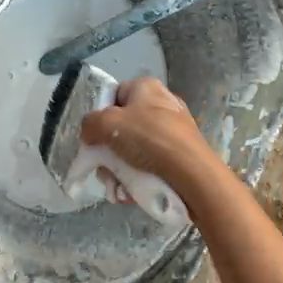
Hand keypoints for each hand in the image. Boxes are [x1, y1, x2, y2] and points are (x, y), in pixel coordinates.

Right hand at [79, 77, 220, 190]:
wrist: (193, 175)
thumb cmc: (149, 139)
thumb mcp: (108, 124)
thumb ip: (90, 124)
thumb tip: (88, 133)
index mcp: (146, 87)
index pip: (113, 96)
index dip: (101, 116)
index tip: (95, 139)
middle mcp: (161, 104)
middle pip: (123, 127)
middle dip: (109, 153)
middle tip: (105, 171)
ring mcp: (174, 131)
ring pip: (136, 150)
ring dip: (121, 171)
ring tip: (118, 189)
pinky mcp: (182, 156)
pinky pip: (153, 164)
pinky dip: (140, 179)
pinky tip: (132, 195)